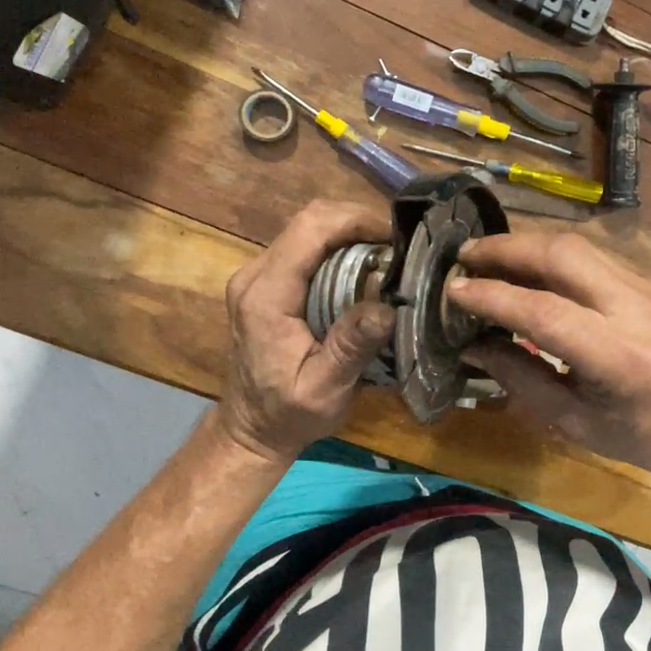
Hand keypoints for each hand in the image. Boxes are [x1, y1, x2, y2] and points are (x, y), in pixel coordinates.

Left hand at [218, 200, 396, 461]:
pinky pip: (307, 245)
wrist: (251, 430)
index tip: (396, 238)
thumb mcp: (323, 391)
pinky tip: (366, 269)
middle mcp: (255, 275)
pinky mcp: (267, 281)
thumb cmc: (287, 414)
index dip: (356, 220)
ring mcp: (258, 275)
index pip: (309, 230)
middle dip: (359, 223)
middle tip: (399, 247)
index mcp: (266, 296)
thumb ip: (350, 348)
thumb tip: (385, 309)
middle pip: (310, 220)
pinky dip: (341, 246)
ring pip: (310, 228)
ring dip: (352, 233)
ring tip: (388, 256)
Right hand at [446, 232, 650, 485]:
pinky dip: (550, 254)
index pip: (545, 311)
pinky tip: (524, 267)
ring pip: (577, 246)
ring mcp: (645, 288)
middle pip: (564, 255)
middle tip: (465, 256)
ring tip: (485, 257)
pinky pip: (590, 255)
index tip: (454, 290)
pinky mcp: (645, 281)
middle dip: (508, 249)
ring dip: (527, 245)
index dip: (494, 296)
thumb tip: (471, 343)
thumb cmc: (638, 435)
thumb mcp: (572, 421)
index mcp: (619, 357)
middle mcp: (635, 309)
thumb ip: (520, 377)